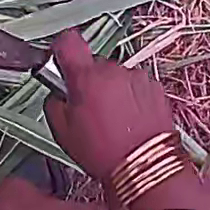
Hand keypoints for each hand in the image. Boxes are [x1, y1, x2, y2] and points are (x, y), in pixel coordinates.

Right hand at [43, 32, 209, 209]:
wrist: (146, 166)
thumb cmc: (103, 152)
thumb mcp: (62, 132)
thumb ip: (53, 103)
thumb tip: (56, 93)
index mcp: (86, 77)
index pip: (68, 42)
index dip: (60, 49)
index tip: (60, 62)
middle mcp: (113, 71)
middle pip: (93, 65)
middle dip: (88, 82)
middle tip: (86, 110)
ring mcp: (137, 77)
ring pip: (115, 77)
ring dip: (110, 92)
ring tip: (111, 122)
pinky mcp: (155, 88)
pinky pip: (135, 87)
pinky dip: (130, 99)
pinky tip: (127, 122)